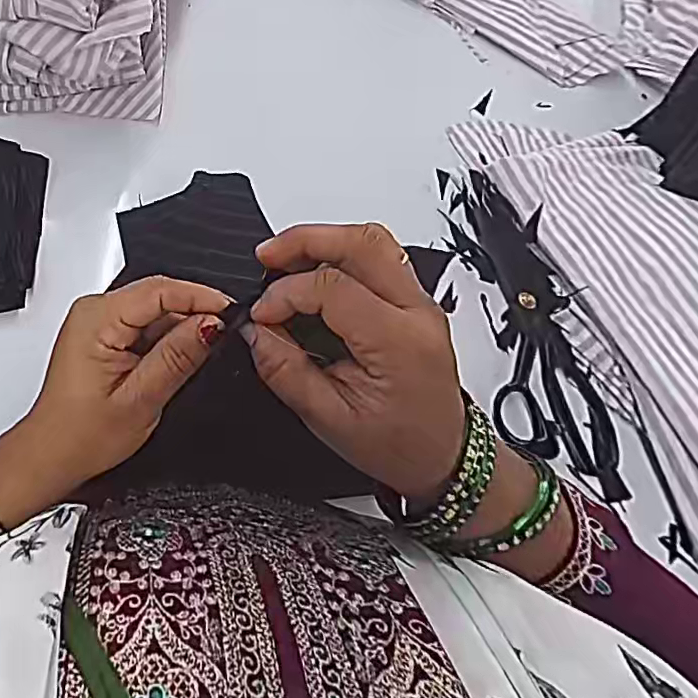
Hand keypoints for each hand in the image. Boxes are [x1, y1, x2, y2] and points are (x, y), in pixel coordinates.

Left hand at [22, 275, 231, 488]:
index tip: (230, 312)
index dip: (201, 297)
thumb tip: (211, 325)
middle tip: (223, 337)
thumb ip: (178, 356)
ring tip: (190, 363)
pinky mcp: (104, 332)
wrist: (52, 455)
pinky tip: (167, 365)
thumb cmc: (80, 435)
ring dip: (179, 331)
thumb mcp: (141, 398)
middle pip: (159, 296)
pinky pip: (145, 324)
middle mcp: (94, 311)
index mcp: (96, 319)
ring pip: (156, 311)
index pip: (160, 289)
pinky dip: (165, 340)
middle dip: (194, 315)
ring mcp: (98, 320)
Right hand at [244, 223, 466, 502]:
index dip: (285, 293)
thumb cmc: (400, 445)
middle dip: (305, 240)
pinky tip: (311, 272)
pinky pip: (377, 258)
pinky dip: (338, 254)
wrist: (444, 457)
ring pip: (374, 242)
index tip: (261, 315)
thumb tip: (254, 332)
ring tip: (284, 259)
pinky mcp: (412, 301)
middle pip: (363, 243)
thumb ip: (286, 371)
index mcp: (399, 343)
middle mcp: (417, 313)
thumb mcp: (330, 419)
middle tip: (267, 256)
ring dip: (323, 241)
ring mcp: (419, 303)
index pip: (334, 287)